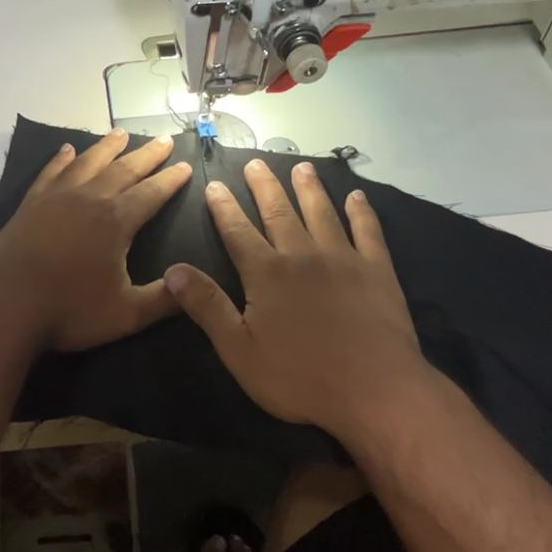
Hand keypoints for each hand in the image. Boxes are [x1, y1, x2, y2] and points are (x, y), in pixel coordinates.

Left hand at [0, 130, 191, 352]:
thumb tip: (193, 282)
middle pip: (124, 169)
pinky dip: (62, 159)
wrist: (3, 304)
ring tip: (120, 133)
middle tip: (164, 140)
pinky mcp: (31, 204)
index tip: (187, 166)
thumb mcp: (127, 314)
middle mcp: (89, 199)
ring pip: (87, 162)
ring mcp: (56, 198)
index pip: (151, 193)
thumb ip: (164, 300)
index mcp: (116, 221)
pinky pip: (51, 172)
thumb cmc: (68, 310)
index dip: (171, 180)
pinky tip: (67, 150)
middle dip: (147, 155)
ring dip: (107, 147)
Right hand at [163, 159, 433, 436]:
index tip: (215, 185)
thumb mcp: (239, 350)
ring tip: (302, 166)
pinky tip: (357, 197)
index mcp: (266, 274)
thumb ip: (207, 307)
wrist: (374, 390)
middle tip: (255, 162)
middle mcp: (302, 255)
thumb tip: (173, 270)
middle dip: (264, 186)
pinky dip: (361, 212)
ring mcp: (343, 259)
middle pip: (279, 213)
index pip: (237, 232)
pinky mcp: (377, 272)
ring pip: (322, 213)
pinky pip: (368, 232)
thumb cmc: (299, 377)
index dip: (224, 208)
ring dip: (309, 189)